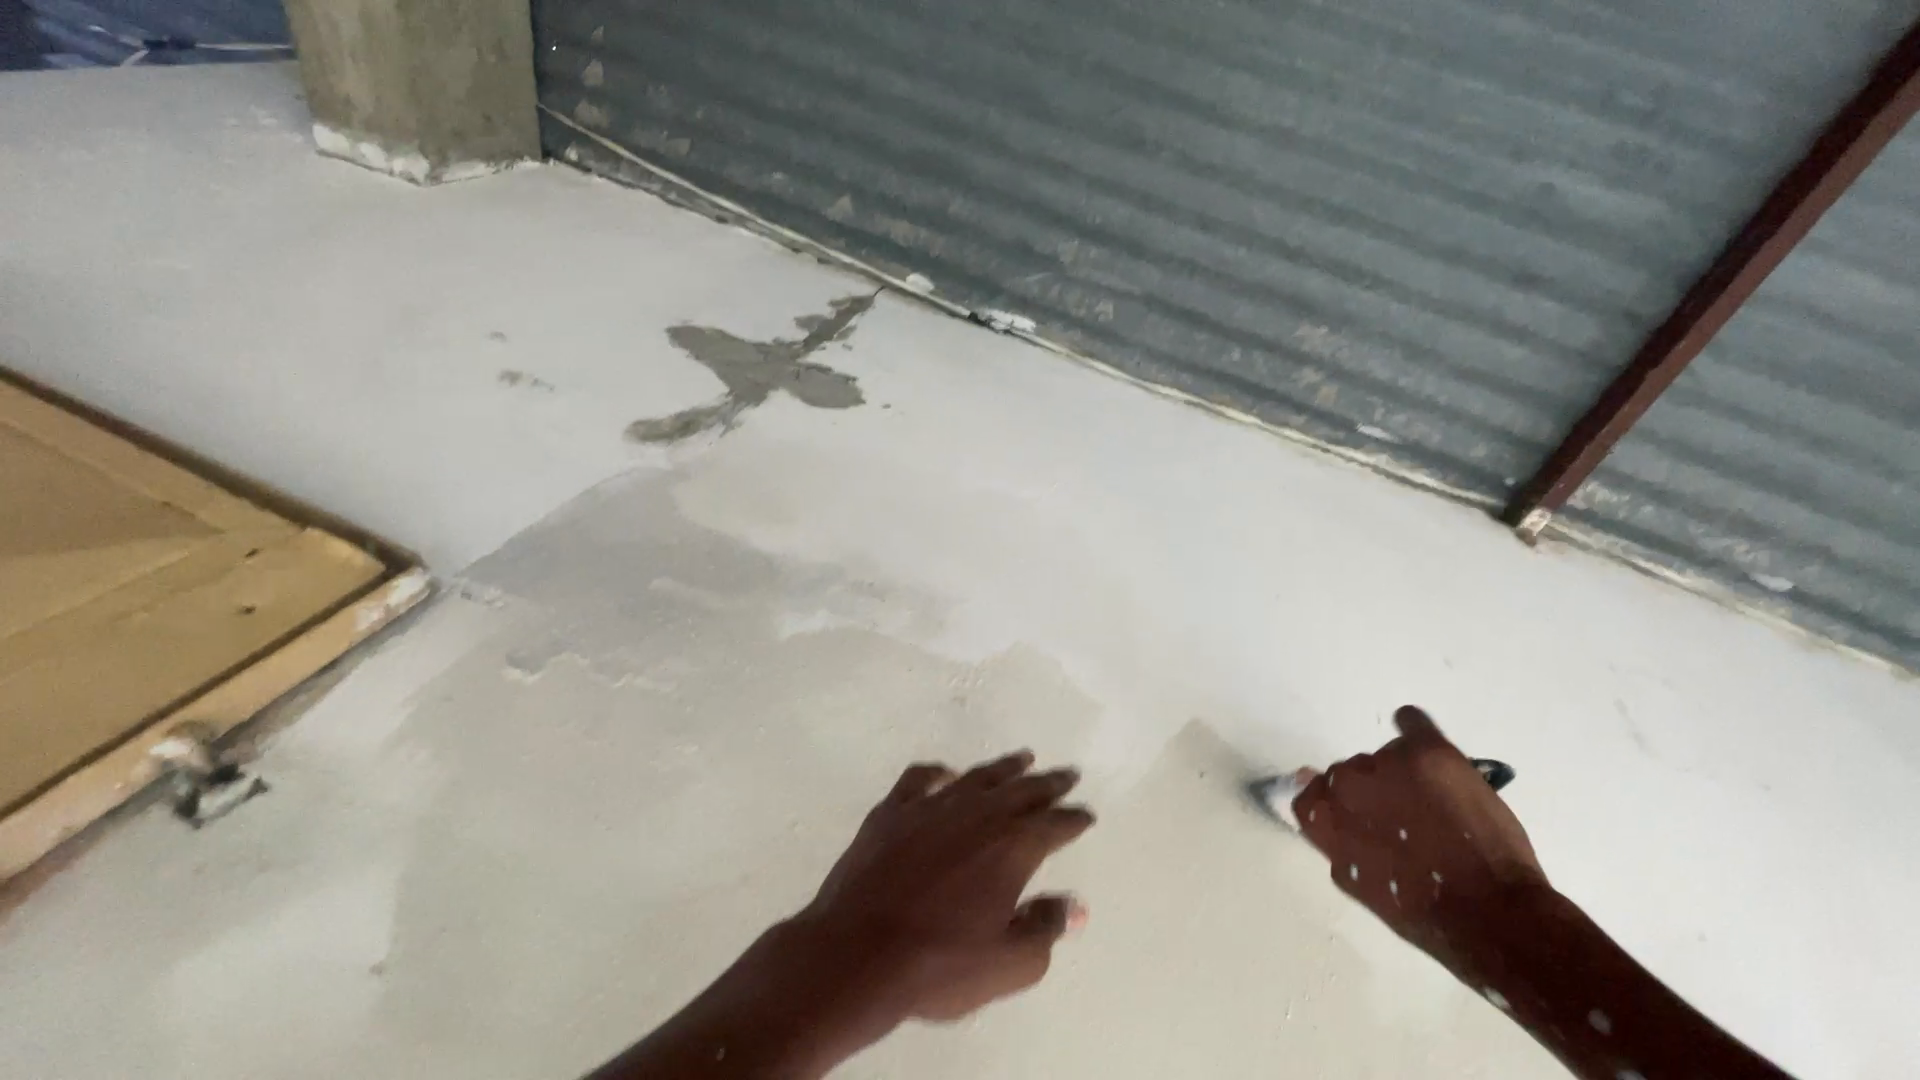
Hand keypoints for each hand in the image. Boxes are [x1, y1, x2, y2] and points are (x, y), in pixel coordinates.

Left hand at [795, 751, 1094, 1023]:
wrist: (856, 954)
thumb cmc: (939, 965)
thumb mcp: (1010, 963)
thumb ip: (1047, 928)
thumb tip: (1074, 906)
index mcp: (1011, 847)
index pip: (1054, 825)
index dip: (1073, 819)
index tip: (1085, 814)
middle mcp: (977, 815)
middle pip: (1022, 790)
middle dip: (1048, 783)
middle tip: (1066, 774)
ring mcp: (930, 807)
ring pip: (976, 778)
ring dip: (1003, 768)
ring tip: (1022, 759)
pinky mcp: (891, 811)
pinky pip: (920, 779)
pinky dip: (937, 773)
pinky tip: (945, 774)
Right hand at [1292, 706, 1546, 957]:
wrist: (1489, 913)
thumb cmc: (1419, 910)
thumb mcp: (1357, 880)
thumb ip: (1331, 834)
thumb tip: (1312, 794)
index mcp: (1322, 815)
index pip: (1311, 793)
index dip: (1338, 806)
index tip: (1363, 822)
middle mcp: (1346, 781)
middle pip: (1350, 772)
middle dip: (1372, 791)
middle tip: (1405, 818)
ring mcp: (1388, 763)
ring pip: (1385, 757)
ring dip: (1401, 774)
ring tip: (1435, 805)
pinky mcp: (1429, 752)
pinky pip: (1413, 723)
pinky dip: (1415, 728)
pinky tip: (1422, 741)